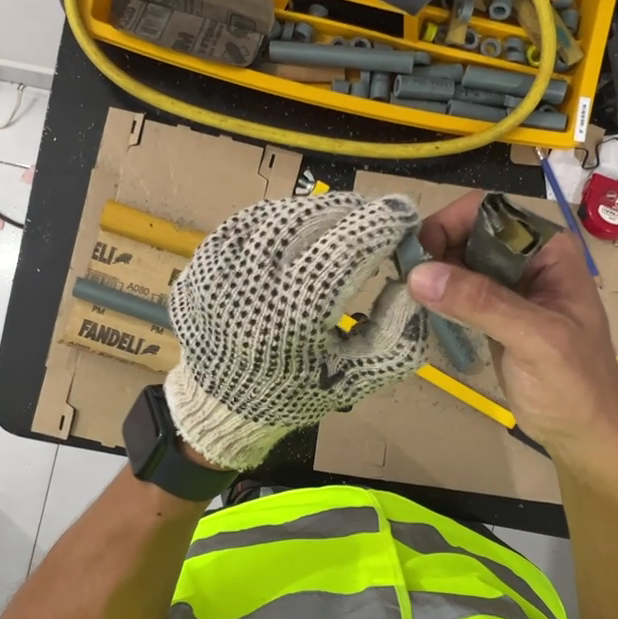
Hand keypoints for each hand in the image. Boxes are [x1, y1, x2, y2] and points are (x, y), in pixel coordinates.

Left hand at [166, 193, 428, 470]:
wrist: (218, 406)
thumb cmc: (293, 393)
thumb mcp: (356, 377)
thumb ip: (397, 332)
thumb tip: (417, 279)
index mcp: (291, 319)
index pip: (345, 249)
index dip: (381, 224)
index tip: (405, 215)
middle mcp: (250, 285)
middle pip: (312, 220)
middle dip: (353, 212)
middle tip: (376, 218)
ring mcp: (218, 269)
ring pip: (280, 214)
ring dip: (318, 212)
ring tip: (342, 224)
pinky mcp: (201, 262)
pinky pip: (250, 222)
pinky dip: (282, 220)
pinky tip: (300, 233)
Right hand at [409, 191, 617, 469]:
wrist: (586, 434)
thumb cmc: (575, 385)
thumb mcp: (534, 338)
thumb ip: (481, 302)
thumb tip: (419, 274)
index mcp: (547, 250)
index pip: (488, 213)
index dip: (448, 224)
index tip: (417, 255)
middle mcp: (526, 260)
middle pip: (466, 233)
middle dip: (433, 250)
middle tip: (404, 279)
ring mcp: (508, 289)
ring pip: (457, 262)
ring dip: (430, 274)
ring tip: (405, 295)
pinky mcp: (492, 316)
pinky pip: (457, 292)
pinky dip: (436, 297)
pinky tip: (419, 309)